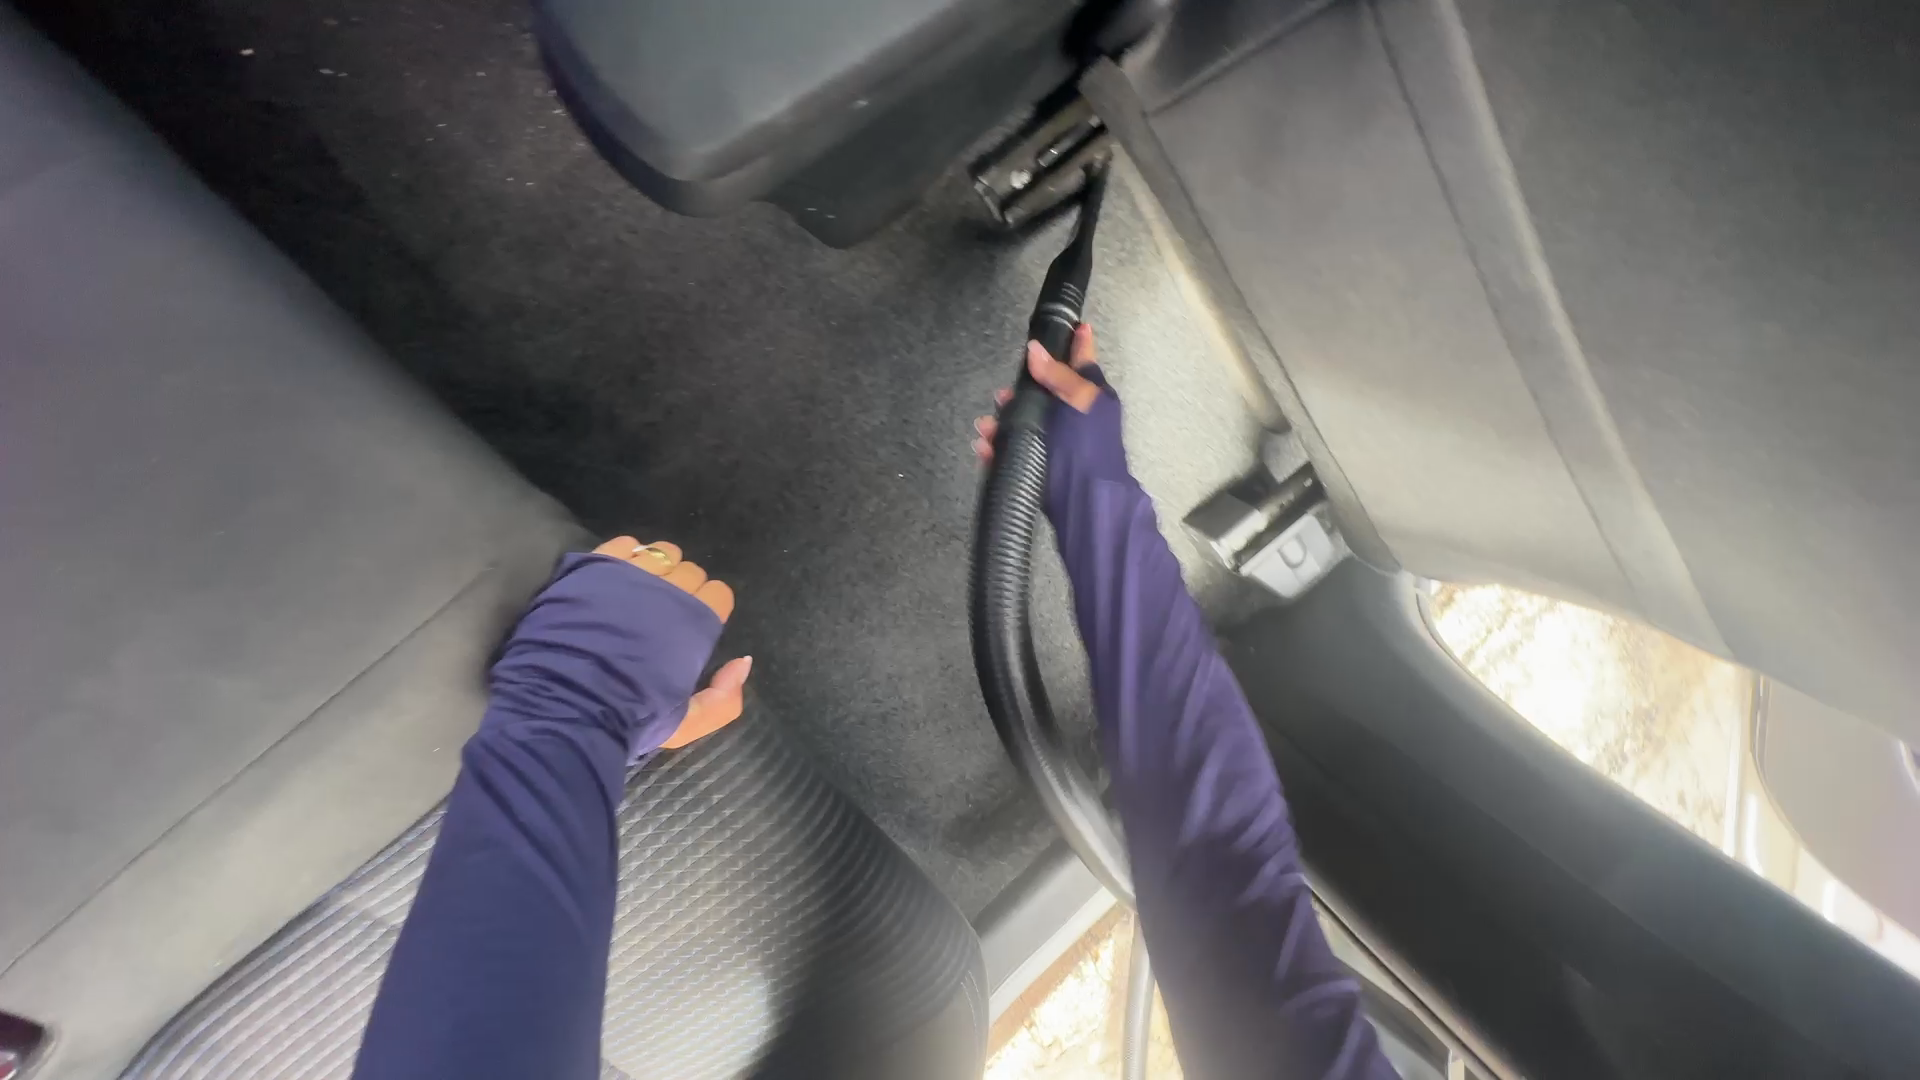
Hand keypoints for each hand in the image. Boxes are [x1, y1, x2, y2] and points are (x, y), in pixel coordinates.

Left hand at [591, 536, 751, 749]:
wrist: (563, 706)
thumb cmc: (629, 718)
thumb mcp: (687, 724)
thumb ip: (725, 697)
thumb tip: (743, 661)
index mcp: (697, 623)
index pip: (719, 592)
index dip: (708, 606)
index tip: (690, 624)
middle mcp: (671, 591)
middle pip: (691, 571)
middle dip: (683, 588)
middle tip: (662, 612)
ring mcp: (633, 576)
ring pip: (662, 552)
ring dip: (658, 567)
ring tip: (640, 589)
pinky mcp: (597, 568)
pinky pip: (624, 544)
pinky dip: (627, 553)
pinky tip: (618, 574)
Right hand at [973, 323, 1100, 463]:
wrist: (1086, 497)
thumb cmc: (1089, 443)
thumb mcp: (1080, 400)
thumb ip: (1058, 375)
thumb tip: (1034, 349)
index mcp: (1089, 397)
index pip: (1082, 362)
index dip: (1078, 343)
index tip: (1074, 325)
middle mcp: (1071, 416)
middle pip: (1041, 393)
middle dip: (1018, 391)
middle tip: (1002, 393)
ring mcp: (1053, 442)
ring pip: (1021, 423)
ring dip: (1000, 422)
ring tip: (986, 425)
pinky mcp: (1037, 464)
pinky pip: (1010, 451)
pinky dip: (994, 448)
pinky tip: (983, 446)